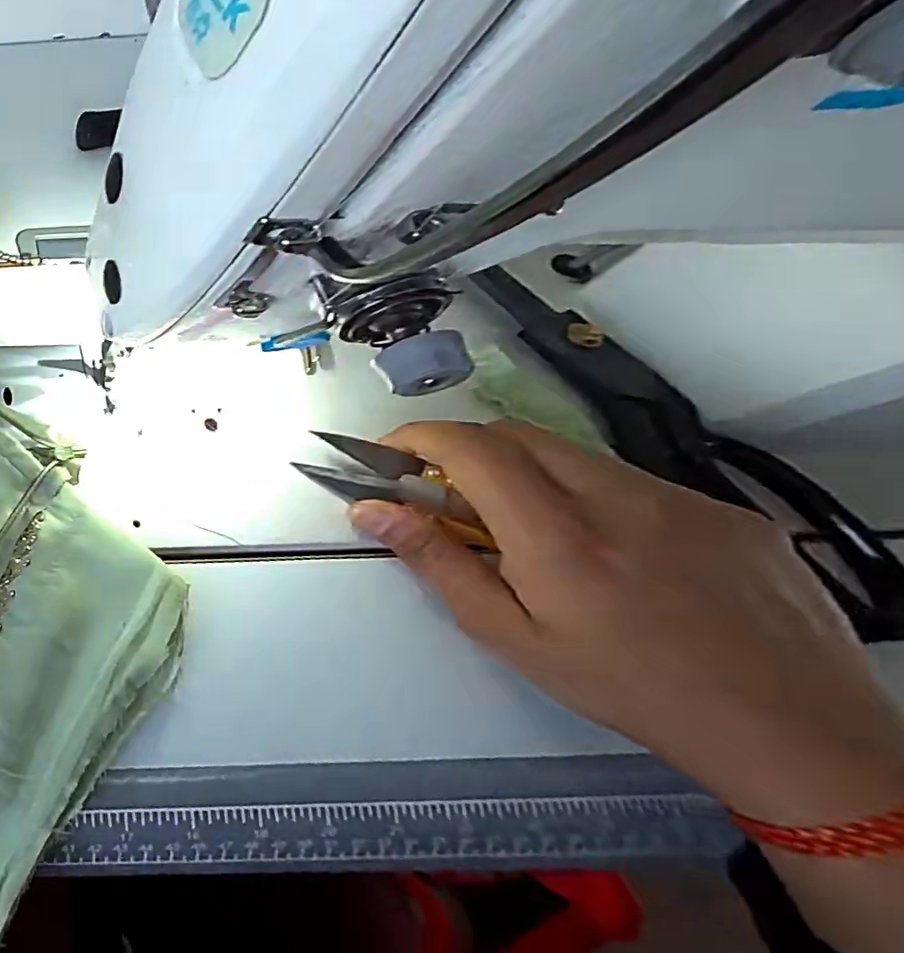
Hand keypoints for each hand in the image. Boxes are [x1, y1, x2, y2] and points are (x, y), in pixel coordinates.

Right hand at [348, 421, 903, 827]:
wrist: (794, 730)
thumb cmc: (627, 687)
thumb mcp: (509, 634)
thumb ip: (436, 563)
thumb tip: (372, 510)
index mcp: (559, 537)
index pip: (472, 448)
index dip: (418, 437)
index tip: (389, 452)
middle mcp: (619, 500)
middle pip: (516, 435)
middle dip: (463, 449)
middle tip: (445, 492)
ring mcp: (681, 498)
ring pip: (572, 454)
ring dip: (524, 471)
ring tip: (525, 528)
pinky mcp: (725, 508)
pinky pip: (630, 479)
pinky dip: (586, 493)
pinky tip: (605, 547)